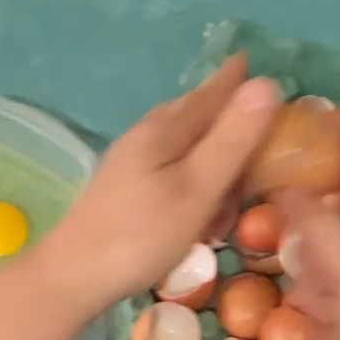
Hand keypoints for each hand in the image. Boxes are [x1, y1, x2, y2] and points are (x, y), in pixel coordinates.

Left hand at [37, 54, 280, 307]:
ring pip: (176, 145)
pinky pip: (163, 172)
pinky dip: (187, 179)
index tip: (252, 61)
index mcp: (162, 131)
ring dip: (205, 152)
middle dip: (222, 116)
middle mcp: (141, 140)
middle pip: (190, 116)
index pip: (208, 95)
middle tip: (254, 122)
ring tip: (230, 174)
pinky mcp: (118, 195)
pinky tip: (193, 204)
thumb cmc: (141, 236)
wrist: (72, 278)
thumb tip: (267, 82)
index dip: (235, 81)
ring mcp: (125, 168)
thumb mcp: (197, 188)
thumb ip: (232, 139)